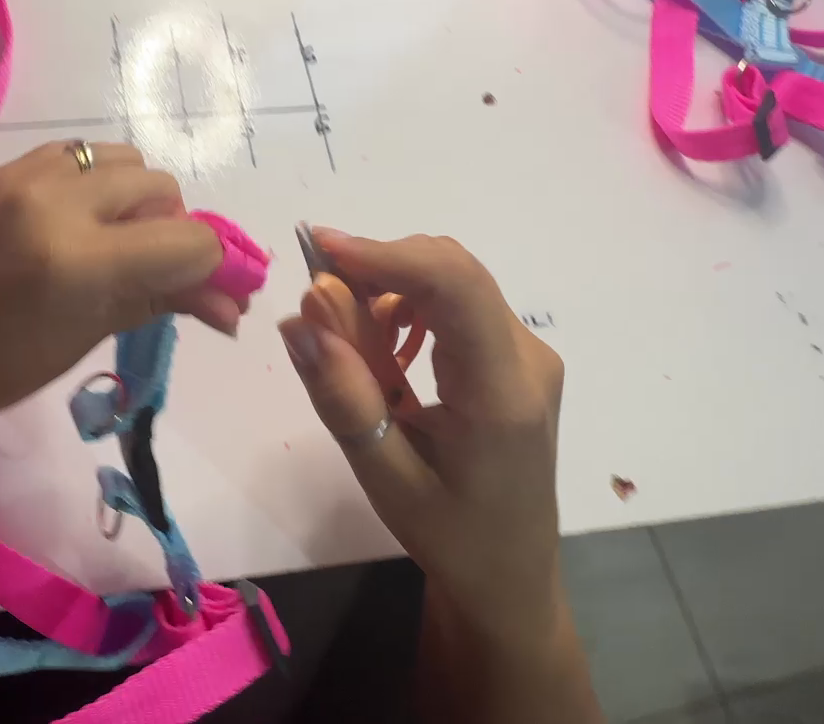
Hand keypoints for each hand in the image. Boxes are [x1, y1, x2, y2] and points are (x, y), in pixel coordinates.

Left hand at [0, 141, 243, 429]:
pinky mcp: (7, 167)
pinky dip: (95, 181)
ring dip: (134, 199)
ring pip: (124, 160)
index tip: (197, 290)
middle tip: (145, 269)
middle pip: (162, 189)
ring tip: (109, 239)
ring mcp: (28, 176)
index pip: (187, 240)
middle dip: (170, 231)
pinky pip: (80, 154)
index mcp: (78, 261)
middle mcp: (58, 203)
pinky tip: (76, 217)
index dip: (206, 267)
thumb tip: (234, 305)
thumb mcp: (86, 337)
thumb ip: (163, 303)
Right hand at [278, 230, 566, 643]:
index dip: (386, 255)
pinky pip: (452, 300)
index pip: (455, 286)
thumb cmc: (449, 533)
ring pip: (448, 278)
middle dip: (375, 266)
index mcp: (501, 392)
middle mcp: (525, 357)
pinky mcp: (510, 354)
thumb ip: (344, 397)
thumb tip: (298, 320)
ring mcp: (524, 352)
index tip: (320, 250)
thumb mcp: (384, 476)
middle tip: (317, 301)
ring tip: (345, 335)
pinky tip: (381, 346)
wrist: (509, 572)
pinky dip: (404, 302)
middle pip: (449, 270)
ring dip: (386, 284)